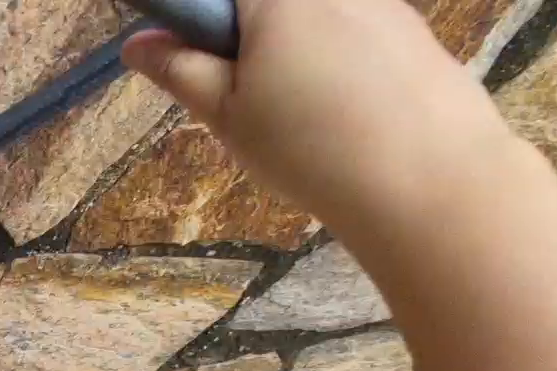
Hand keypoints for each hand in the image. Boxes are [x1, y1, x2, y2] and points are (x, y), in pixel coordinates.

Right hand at [122, 0, 518, 239]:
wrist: (419, 169)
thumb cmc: (302, 142)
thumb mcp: (223, 112)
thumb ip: (180, 70)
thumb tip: (137, 43)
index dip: (198, 25)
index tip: (190, 62)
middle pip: (262, 9)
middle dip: (239, 44)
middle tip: (234, 102)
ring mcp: (377, 3)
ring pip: (304, 22)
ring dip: (279, 56)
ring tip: (284, 117)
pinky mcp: (404, 27)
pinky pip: (342, 32)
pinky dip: (321, 64)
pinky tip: (327, 113)